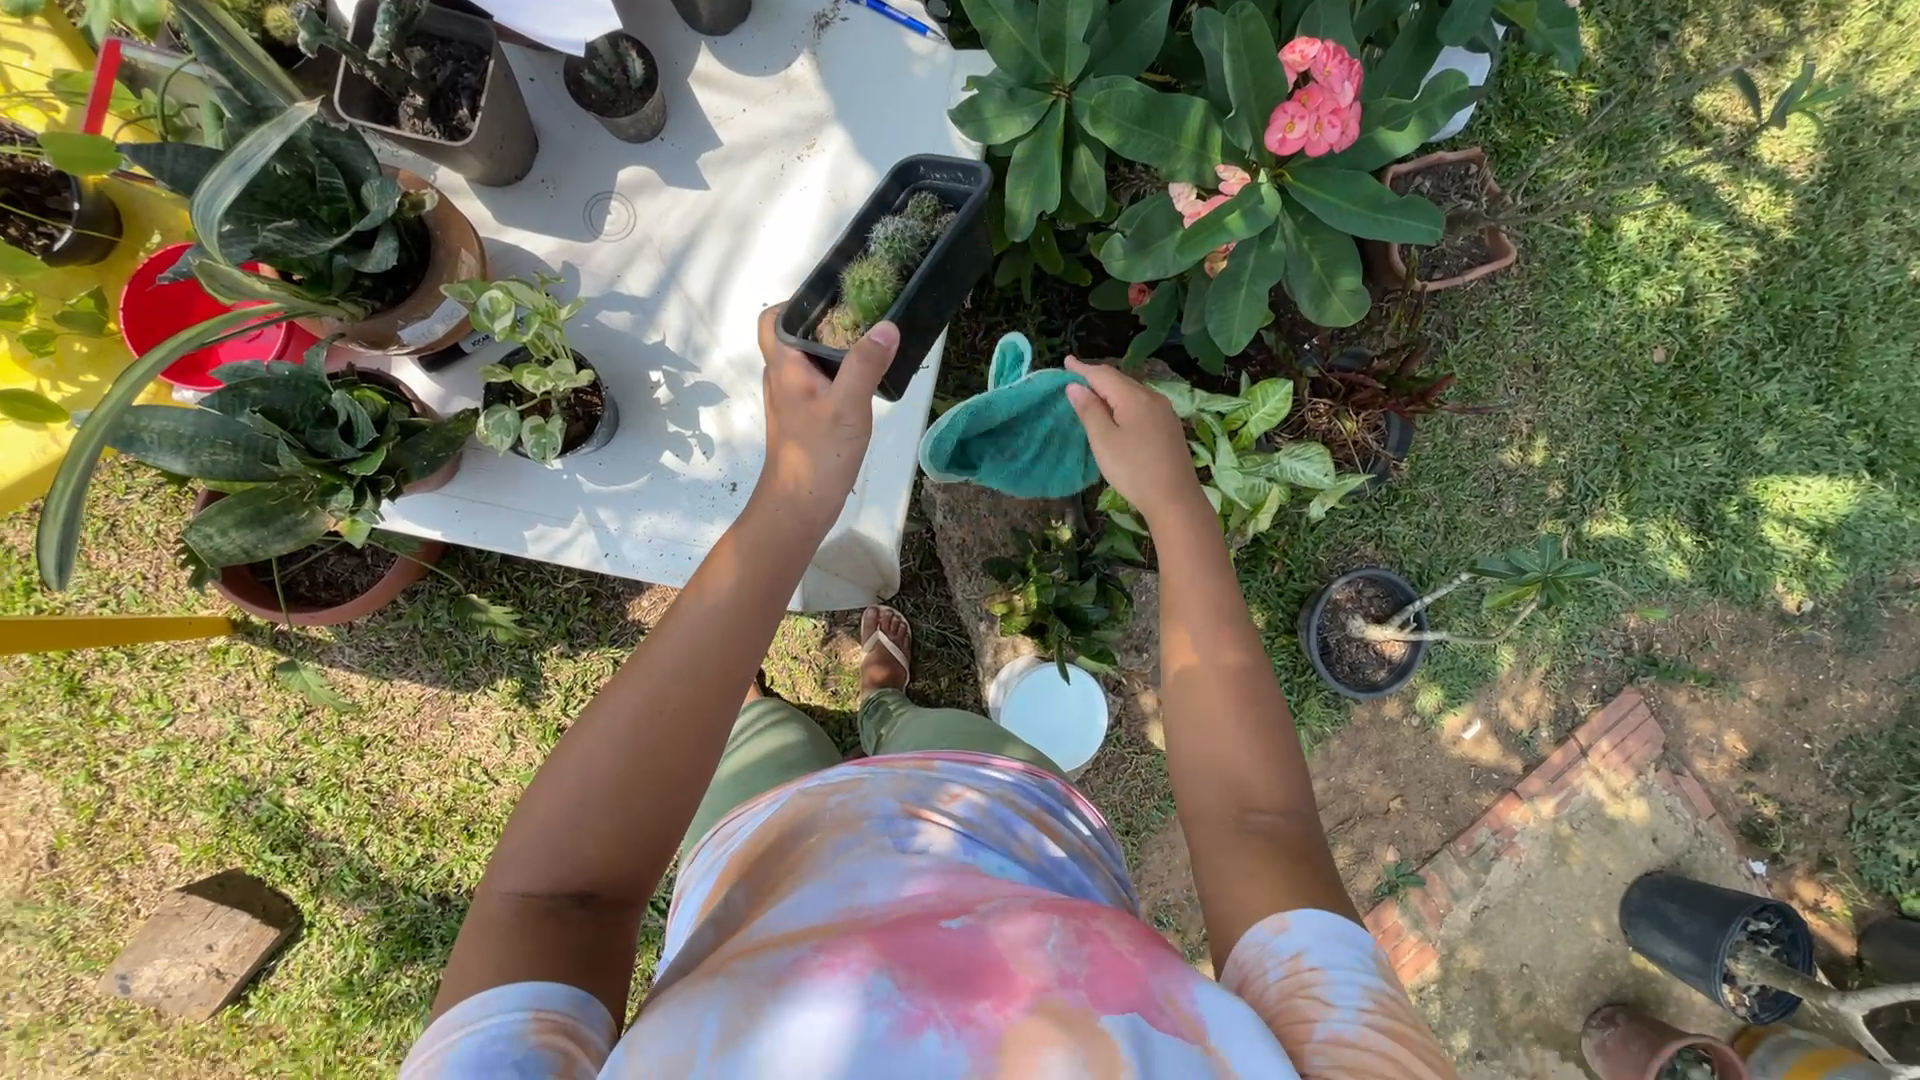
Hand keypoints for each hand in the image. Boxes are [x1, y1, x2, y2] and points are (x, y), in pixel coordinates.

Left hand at [753, 306, 897, 527]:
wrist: (800, 506)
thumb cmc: (818, 454)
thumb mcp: (848, 406)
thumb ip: (866, 365)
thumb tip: (888, 325)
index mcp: (784, 367)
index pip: (773, 319)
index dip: (796, 303)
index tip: (833, 300)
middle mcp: (783, 379)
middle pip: (795, 337)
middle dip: (827, 324)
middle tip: (865, 317)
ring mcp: (793, 402)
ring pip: (809, 363)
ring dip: (835, 351)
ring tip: (871, 345)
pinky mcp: (806, 421)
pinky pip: (819, 386)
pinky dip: (839, 377)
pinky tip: (865, 385)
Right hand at [1064, 356, 1207, 525]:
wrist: (1175, 498)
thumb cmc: (1133, 470)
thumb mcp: (1104, 441)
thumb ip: (1089, 410)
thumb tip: (1075, 386)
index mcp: (1134, 397)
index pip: (1103, 375)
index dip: (1083, 368)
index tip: (1066, 361)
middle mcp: (1152, 398)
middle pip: (1120, 381)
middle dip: (1097, 378)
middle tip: (1076, 378)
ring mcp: (1164, 412)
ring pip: (1133, 393)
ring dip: (1111, 391)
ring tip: (1093, 395)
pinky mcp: (1169, 427)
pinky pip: (1142, 405)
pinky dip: (1124, 403)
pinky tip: (1118, 413)